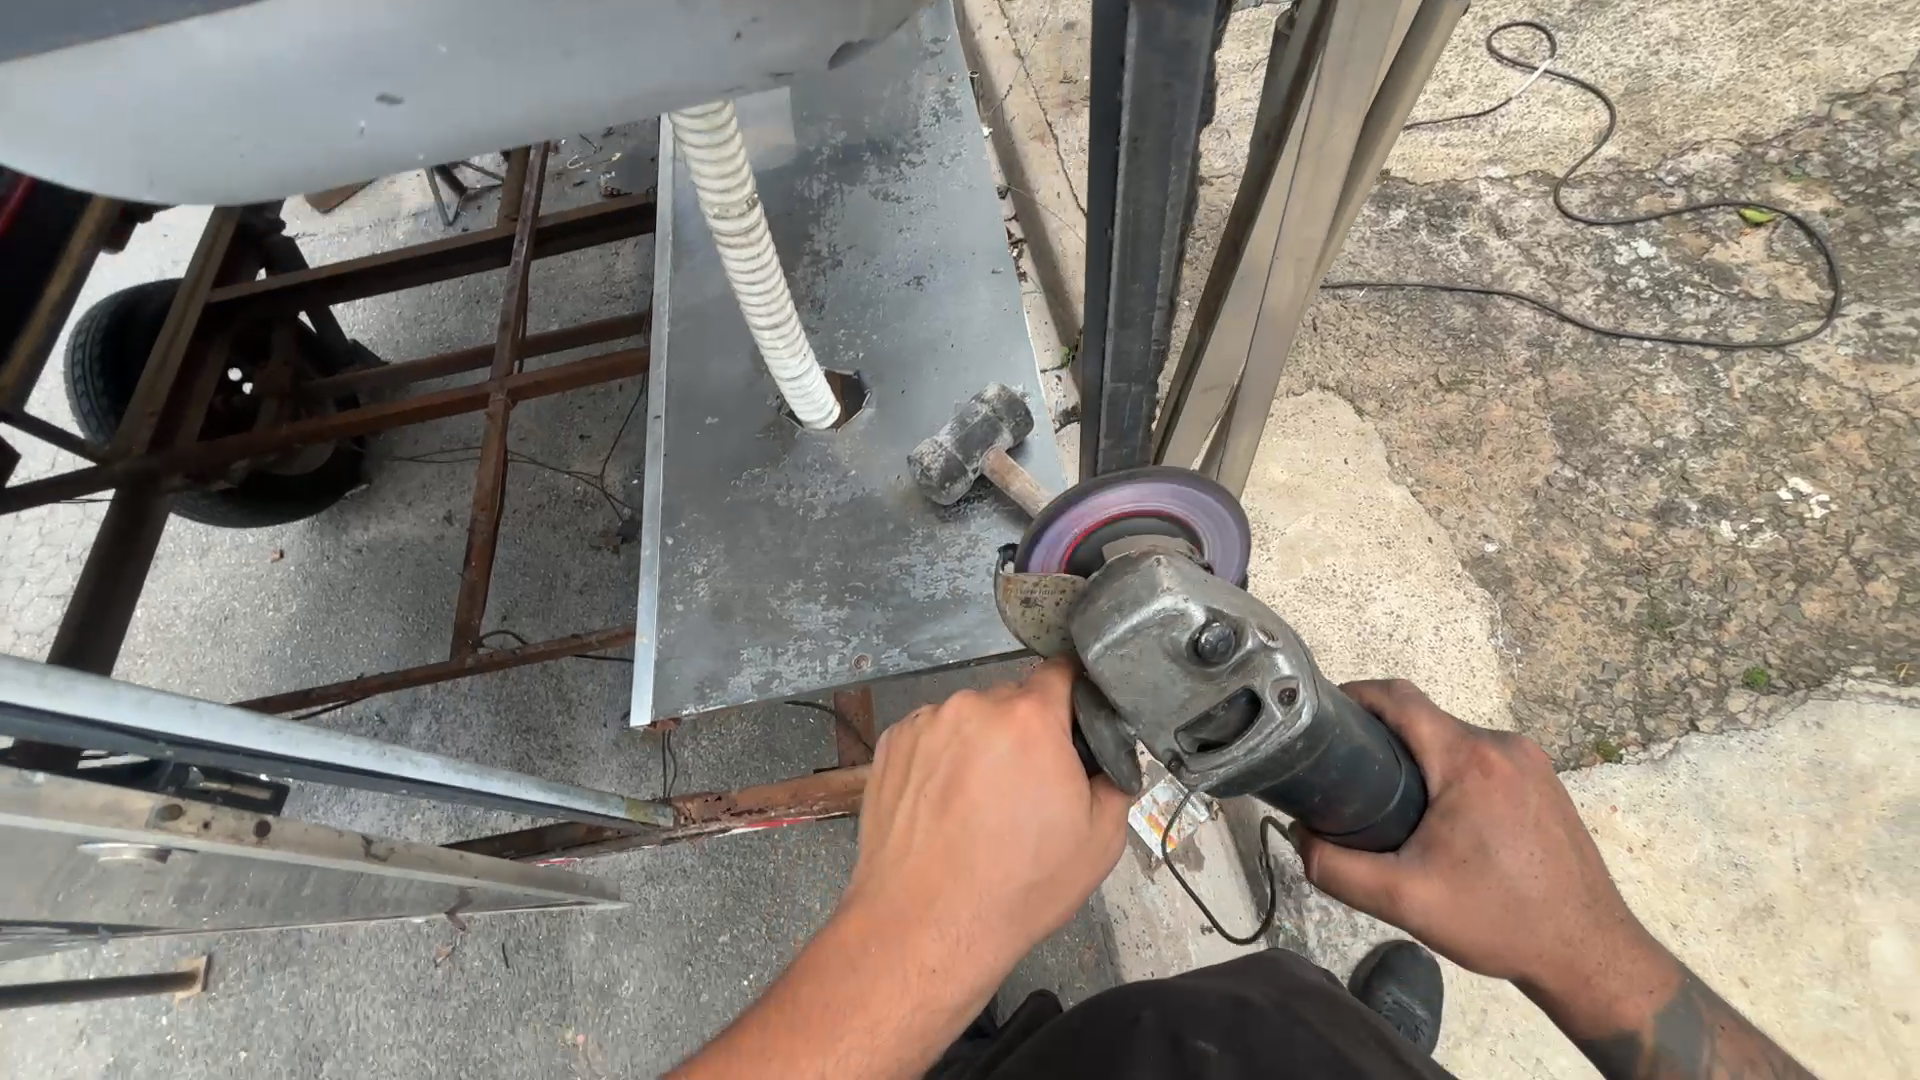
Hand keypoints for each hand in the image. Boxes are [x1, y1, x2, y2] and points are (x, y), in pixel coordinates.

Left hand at [843, 658, 1132, 974]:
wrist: (925, 924)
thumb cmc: (1017, 885)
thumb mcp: (1100, 840)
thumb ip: (1116, 778)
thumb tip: (1111, 755)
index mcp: (1030, 718)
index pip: (1061, 672)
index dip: (1072, 696)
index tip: (1072, 725)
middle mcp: (974, 705)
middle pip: (1012, 700)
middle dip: (1024, 731)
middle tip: (1025, 785)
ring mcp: (927, 721)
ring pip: (969, 718)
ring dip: (979, 743)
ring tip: (976, 802)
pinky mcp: (893, 742)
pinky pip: (931, 734)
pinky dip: (941, 757)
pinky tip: (942, 803)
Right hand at [1290, 679, 1657, 993]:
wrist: (1594, 959)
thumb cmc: (1499, 921)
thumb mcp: (1403, 900)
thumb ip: (1334, 867)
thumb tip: (1298, 834)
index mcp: (1469, 760)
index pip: (1399, 696)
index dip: (1354, 695)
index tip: (1324, 716)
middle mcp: (1504, 747)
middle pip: (1422, 717)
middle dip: (1379, 734)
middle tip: (1346, 772)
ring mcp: (1531, 763)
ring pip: (1450, 737)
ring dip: (1414, 753)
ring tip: (1386, 797)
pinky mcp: (1545, 782)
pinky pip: (1479, 756)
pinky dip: (1446, 768)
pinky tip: (1435, 812)